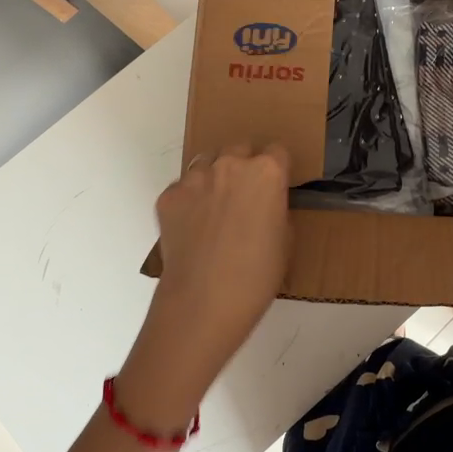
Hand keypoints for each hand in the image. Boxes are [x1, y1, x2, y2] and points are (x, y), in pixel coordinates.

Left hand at [119, 145, 291, 432]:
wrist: (203, 302)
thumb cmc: (256, 276)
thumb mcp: (285, 240)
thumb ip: (276, 209)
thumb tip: (266, 205)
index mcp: (266, 172)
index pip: (276, 151)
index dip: (277, 169)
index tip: (275, 187)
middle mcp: (230, 165)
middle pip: (240, 149)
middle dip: (244, 166)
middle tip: (246, 198)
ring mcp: (194, 178)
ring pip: (207, 163)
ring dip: (215, 178)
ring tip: (216, 210)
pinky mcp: (168, 196)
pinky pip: (182, 188)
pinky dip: (189, 201)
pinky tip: (193, 228)